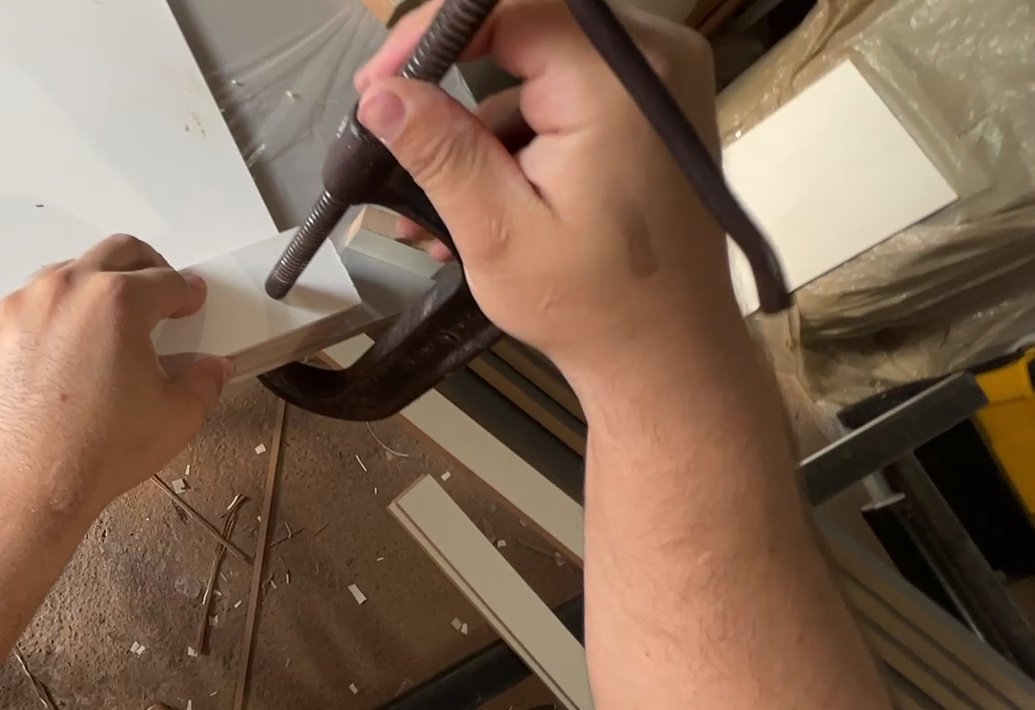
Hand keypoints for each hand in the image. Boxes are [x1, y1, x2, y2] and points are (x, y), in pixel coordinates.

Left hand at [0, 234, 231, 525]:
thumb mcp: (175, 419)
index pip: (166, 281)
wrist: (28, 489)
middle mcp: (65, 292)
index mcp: (117, 303)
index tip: (188, 298)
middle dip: (145, 267)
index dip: (186, 291)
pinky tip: (59, 354)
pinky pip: (25, 309)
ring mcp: (20, 308)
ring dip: (93, 288)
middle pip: (115, 254)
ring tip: (106, 324)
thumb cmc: (92, 455)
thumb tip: (210, 369)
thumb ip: (203, 382)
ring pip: (65, 275)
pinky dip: (48, 320)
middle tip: (157, 289)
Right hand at [353, 0, 749, 389]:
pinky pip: (556, 110)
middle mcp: (648, 62)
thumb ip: (441, 153)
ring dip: (473, 141)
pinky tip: (474, 210)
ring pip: (531, 81)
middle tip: (393, 141)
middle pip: (522, 38)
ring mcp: (649, 88)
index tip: (376, 84)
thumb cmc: (587, 302)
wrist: (659, 350)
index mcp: (618, 81)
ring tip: (431, 214)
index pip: (512, 9)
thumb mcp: (496, 231)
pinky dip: (508, 152)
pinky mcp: (639, 118)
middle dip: (448, 96)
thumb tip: (380, 96)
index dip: (432, 36)